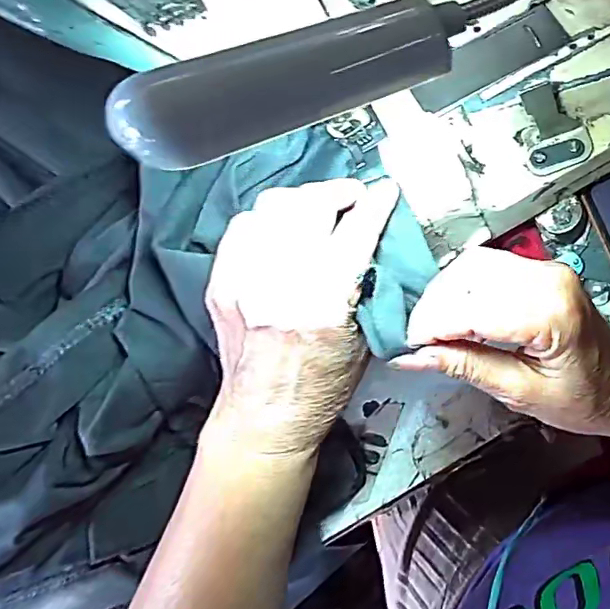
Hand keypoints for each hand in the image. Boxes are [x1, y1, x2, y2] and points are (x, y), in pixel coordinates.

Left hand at [203, 179, 398, 459]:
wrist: (265, 417)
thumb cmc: (322, 385)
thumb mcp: (366, 336)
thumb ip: (371, 283)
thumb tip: (379, 237)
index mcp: (324, 304)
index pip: (356, 230)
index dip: (377, 203)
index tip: (386, 191)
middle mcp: (280, 286)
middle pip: (310, 205)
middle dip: (339, 192)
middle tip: (354, 198)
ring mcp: (244, 281)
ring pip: (273, 205)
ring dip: (304, 200)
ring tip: (319, 210)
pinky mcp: (222, 281)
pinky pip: (244, 224)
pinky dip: (269, 219)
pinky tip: (284, 230)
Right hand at [397, 247, 609, 436]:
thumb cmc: (586, 398)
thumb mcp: (521, 393)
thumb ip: (468, 366)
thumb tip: (416, 356)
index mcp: (552, 313)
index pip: (474, 308)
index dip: (435, 325)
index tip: (411, 345)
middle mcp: (551, 280)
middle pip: (470, 276)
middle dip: (436, 306)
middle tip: (419, 342)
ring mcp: (548, 270)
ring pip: (476, 266)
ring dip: (446, 294)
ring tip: (434, 331)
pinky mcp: (543, 270)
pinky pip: (491, 267)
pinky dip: (465, 287)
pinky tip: (456, 314)